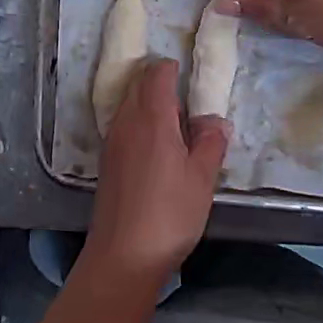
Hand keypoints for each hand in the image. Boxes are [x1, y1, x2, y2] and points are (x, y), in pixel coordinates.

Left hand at [83, 59, 228, 284]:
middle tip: (187, 97)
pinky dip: (138, 122)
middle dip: (159, 82)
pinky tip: (155, 146)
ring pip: (129, 104)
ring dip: (148, 102)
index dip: (172, 67)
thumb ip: (211, 142)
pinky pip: (123, 124)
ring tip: (175, 124)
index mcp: (152, 118)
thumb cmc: (169, 213)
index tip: (189, 72)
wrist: (123, 254)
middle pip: (139, 84)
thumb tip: (215, 119)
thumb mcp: (202, 178)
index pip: (157, 74)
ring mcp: (112, 140)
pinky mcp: (107, 160)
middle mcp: (126, 121)